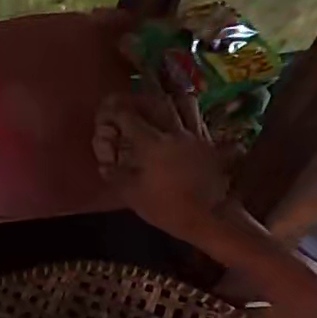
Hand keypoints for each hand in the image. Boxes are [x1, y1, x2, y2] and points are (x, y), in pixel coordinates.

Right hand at [93, 93, 236, 246]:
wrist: (210, 218)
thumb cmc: (168, 208)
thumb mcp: (133, 196)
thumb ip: (117, 176)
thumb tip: (105, 166)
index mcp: (152, 144)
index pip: (129, 117)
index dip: (115, 112)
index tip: (107, 113)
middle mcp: (174, 132)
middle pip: (157, 102)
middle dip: (140, 100)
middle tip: (133, 104)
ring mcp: (196, 136)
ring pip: (185, 104)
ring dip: (170, 100)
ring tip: (163, 105)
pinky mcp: (212, 145)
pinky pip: (201, 121)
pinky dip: (191, 117)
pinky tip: (185, 125)